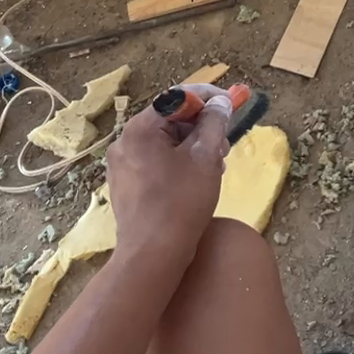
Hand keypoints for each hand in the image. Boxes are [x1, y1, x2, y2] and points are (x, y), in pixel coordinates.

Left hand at [104, 84, 230, 260]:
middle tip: (225, 145)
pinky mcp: (126, 184)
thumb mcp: (205, 157)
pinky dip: (179, 162)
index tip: (231, 104)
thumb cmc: (181, 202)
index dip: (208, 97)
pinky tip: (196, 179)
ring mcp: (122, 164)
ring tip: (215, 166)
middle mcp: (125, 141)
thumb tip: (220, 103)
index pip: (177, 97)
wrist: (152, 255)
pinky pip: (156, 160)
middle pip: (170, 119)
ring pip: (165, 141)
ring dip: (193, 146)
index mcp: (140, 129)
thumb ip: (214, 123)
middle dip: (202, 127)